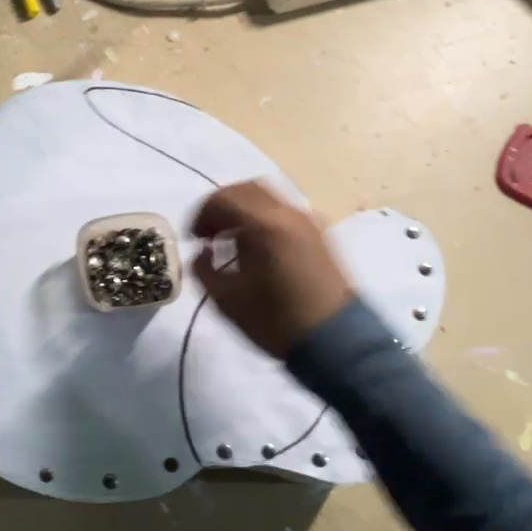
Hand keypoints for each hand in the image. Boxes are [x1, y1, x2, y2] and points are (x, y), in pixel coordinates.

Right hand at [192, 181, 353, 354]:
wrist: (337, 341)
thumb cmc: (276, 322)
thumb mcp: (227, 300)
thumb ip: (204, 269)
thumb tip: (204, 252)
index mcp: (265, 225)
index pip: (223, 198)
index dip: (201, 214)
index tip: (194, 238)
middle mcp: (289, 213)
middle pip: (246, 189)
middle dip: (221, 206)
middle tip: (208, 232)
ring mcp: (309, 220)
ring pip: (267, 197)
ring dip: (243, 210)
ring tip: (231, 239)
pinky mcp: (320, 233)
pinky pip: (284, 211)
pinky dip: (263, 217)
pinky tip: (257, 246)